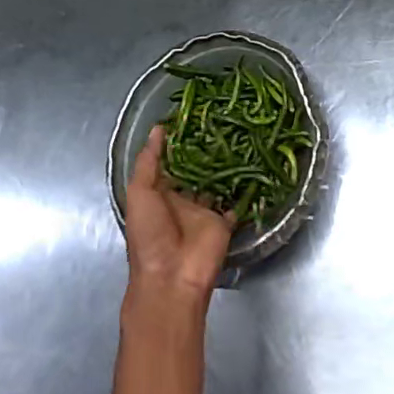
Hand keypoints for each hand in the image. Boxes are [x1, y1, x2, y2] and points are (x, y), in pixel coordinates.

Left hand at [124, 126, 233, 310]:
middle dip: (205, 151)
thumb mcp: (140, 193)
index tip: (192, 116)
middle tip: (221, 122)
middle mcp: (182, 199)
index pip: (169, 162)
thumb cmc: (150, 236)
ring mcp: (203, 211)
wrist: (172, 277)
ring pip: (216, 184)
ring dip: (225, 167)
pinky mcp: (222, 222)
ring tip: (240, 137)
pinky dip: (244, 191)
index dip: (178, 142)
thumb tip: (159, 130)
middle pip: (195, 171)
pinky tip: (253, 170)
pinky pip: (235, 204)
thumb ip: (149, 162)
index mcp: (158, 193)